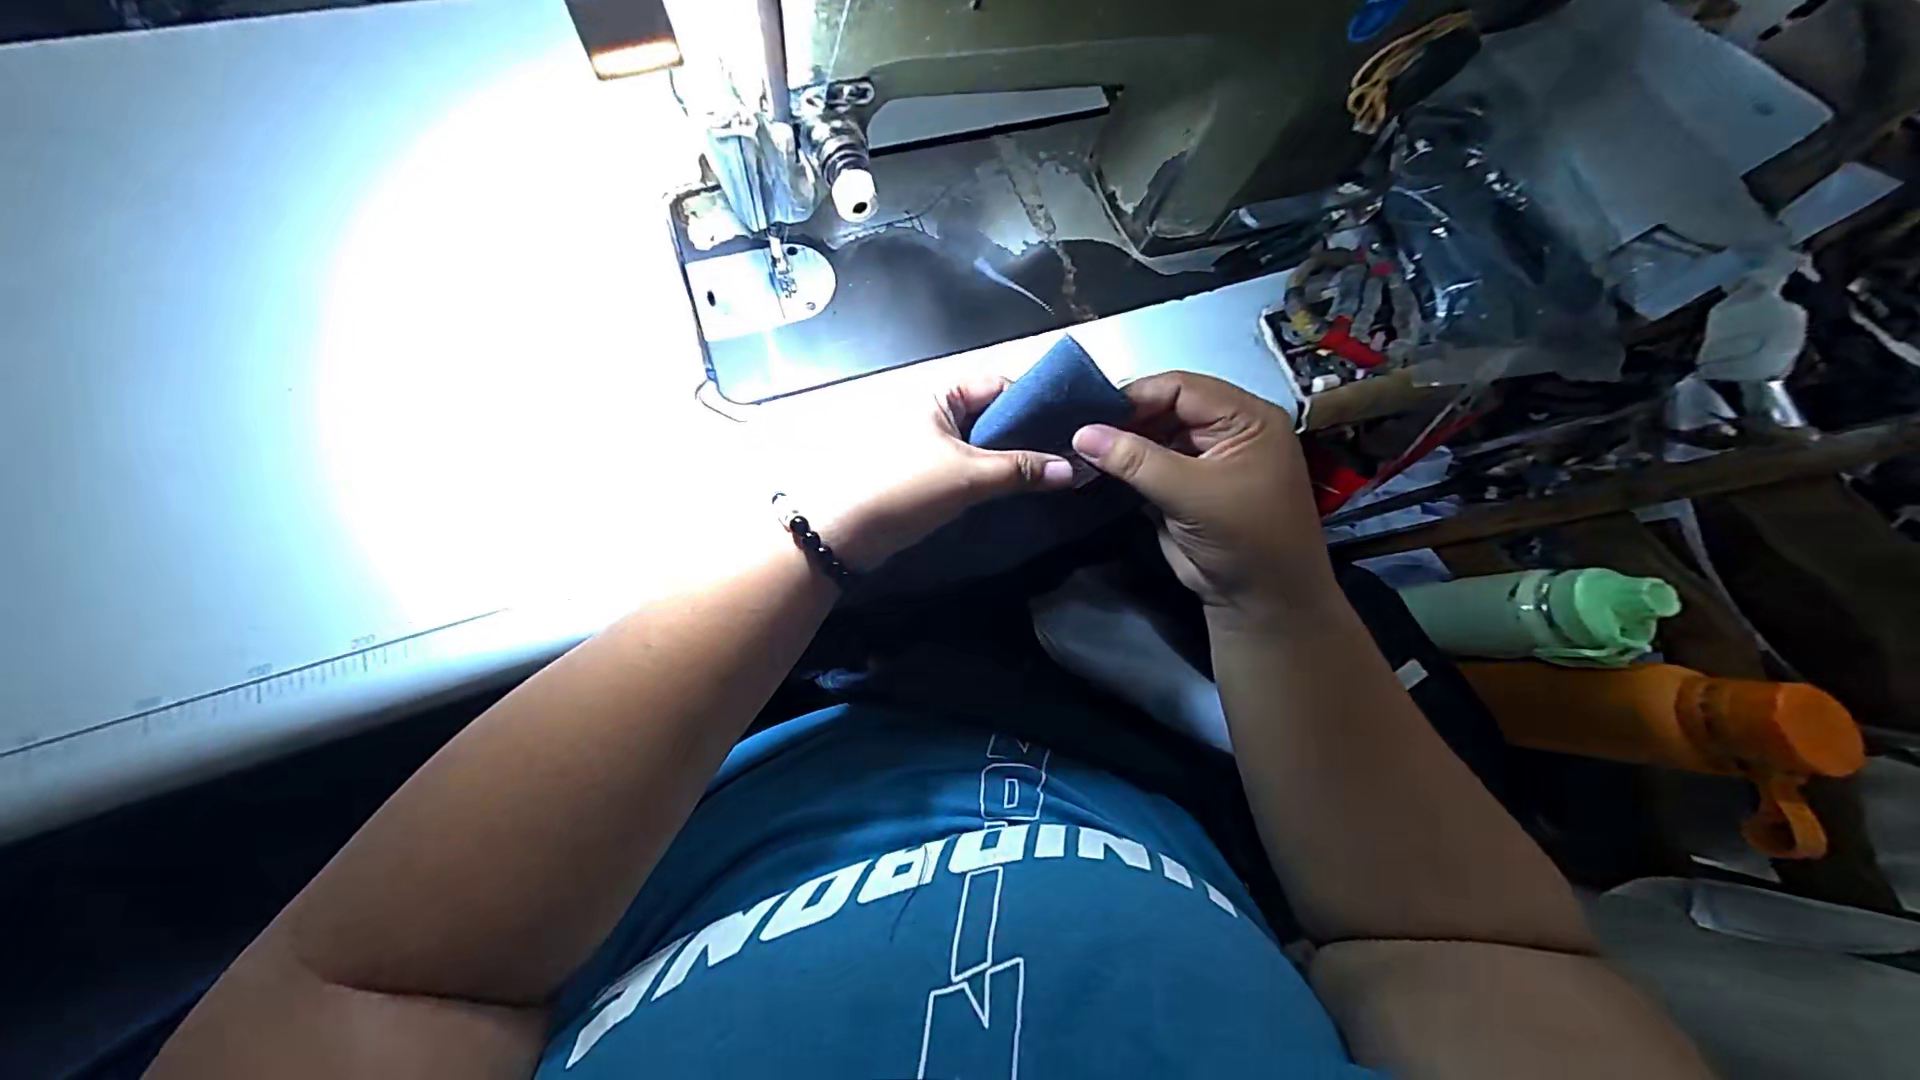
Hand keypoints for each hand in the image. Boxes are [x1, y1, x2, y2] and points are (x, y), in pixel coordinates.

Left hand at [771, 376, 1075, 570]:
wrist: (845, 535)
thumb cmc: (904, 489)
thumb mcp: (968, 475)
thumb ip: (1021, 469)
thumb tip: (1073, 469)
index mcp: (940, 395)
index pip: (999, 385)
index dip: (1035, 402)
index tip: (1067, 427)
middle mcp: (935, 413)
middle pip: (993, 415)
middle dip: (1027, 435)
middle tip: (1065, 456)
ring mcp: (929, 444)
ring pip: (982, 444)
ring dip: (1011, 459)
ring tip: (1050, 475)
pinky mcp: (925, 473)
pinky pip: (968, 466)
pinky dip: (992, 476)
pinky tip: (1017, 490)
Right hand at [1072, 372, 1336, 616]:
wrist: (1260, 600)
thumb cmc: (1243, 538)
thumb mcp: (1191, 493)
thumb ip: (1135, 460)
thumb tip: (1081, 434)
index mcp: (1246, 418)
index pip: (1182, 388)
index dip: (1137, 396)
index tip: (1091, 411)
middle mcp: (1226, 430)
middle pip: (1167, 408)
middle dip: (1126, 420)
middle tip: (1081, 429)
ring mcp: (1204, 459)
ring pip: (1155, 436)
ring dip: (1122, 444)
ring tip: (1081, 447)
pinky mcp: (1185, 485)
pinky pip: (1150, 464)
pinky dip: (1125, 466)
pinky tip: (1096, 467)